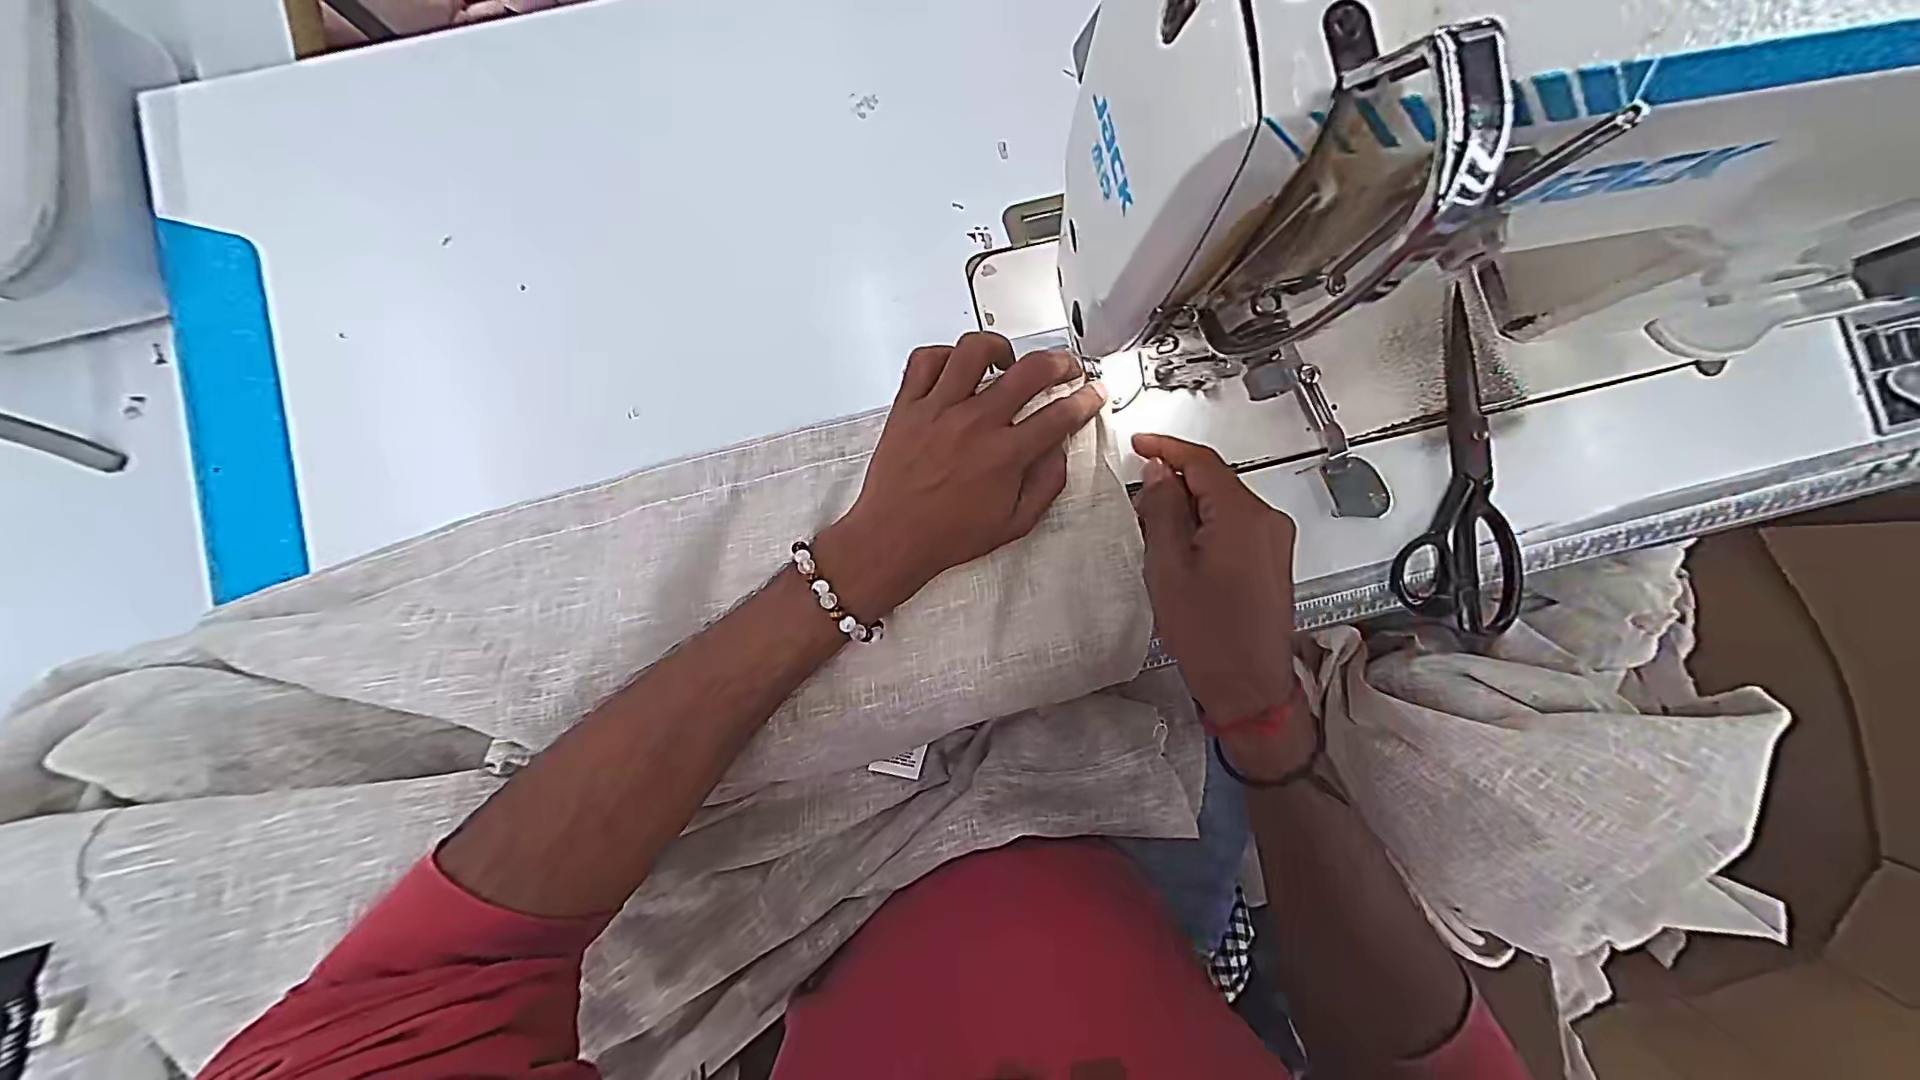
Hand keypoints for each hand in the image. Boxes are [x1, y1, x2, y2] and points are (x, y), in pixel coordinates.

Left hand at [815, 332, 1105, 617]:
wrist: (893, 538)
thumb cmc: (945, 535)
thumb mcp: (1014, 524)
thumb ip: (1046, 485)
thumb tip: (1058, 453)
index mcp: (1005, 455)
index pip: (1061, 414)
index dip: (1086, 400)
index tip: (1091, 394)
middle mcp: (974, 425)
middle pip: (1031, 370)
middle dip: (1061, 363)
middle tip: (1064, 367)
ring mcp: (938, 411)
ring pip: (975, 351)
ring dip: (1000, 347)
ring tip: (1007, 358)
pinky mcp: (907, 407)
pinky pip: (925, 360)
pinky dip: (944, 355)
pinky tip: (955, 367)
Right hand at [1132, 433, 1309, 776]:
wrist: (1248, 685)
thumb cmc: (1210, 635)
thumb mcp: (1168, 566)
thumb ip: (1163, 510)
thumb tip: (1160, 474)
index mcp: (1243, 517)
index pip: (1202, 462)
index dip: (1166, 448)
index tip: (1141, 443)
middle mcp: (1267, 522)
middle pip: (1215, 482)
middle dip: (1174, 485)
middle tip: (1139, 503)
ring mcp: (1273, 541)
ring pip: (1223, 504)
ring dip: (1187, 508)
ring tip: (1155, 535)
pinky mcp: (1271, 559)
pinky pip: (1234, 525)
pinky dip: (1204, 526)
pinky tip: (1180, 550)